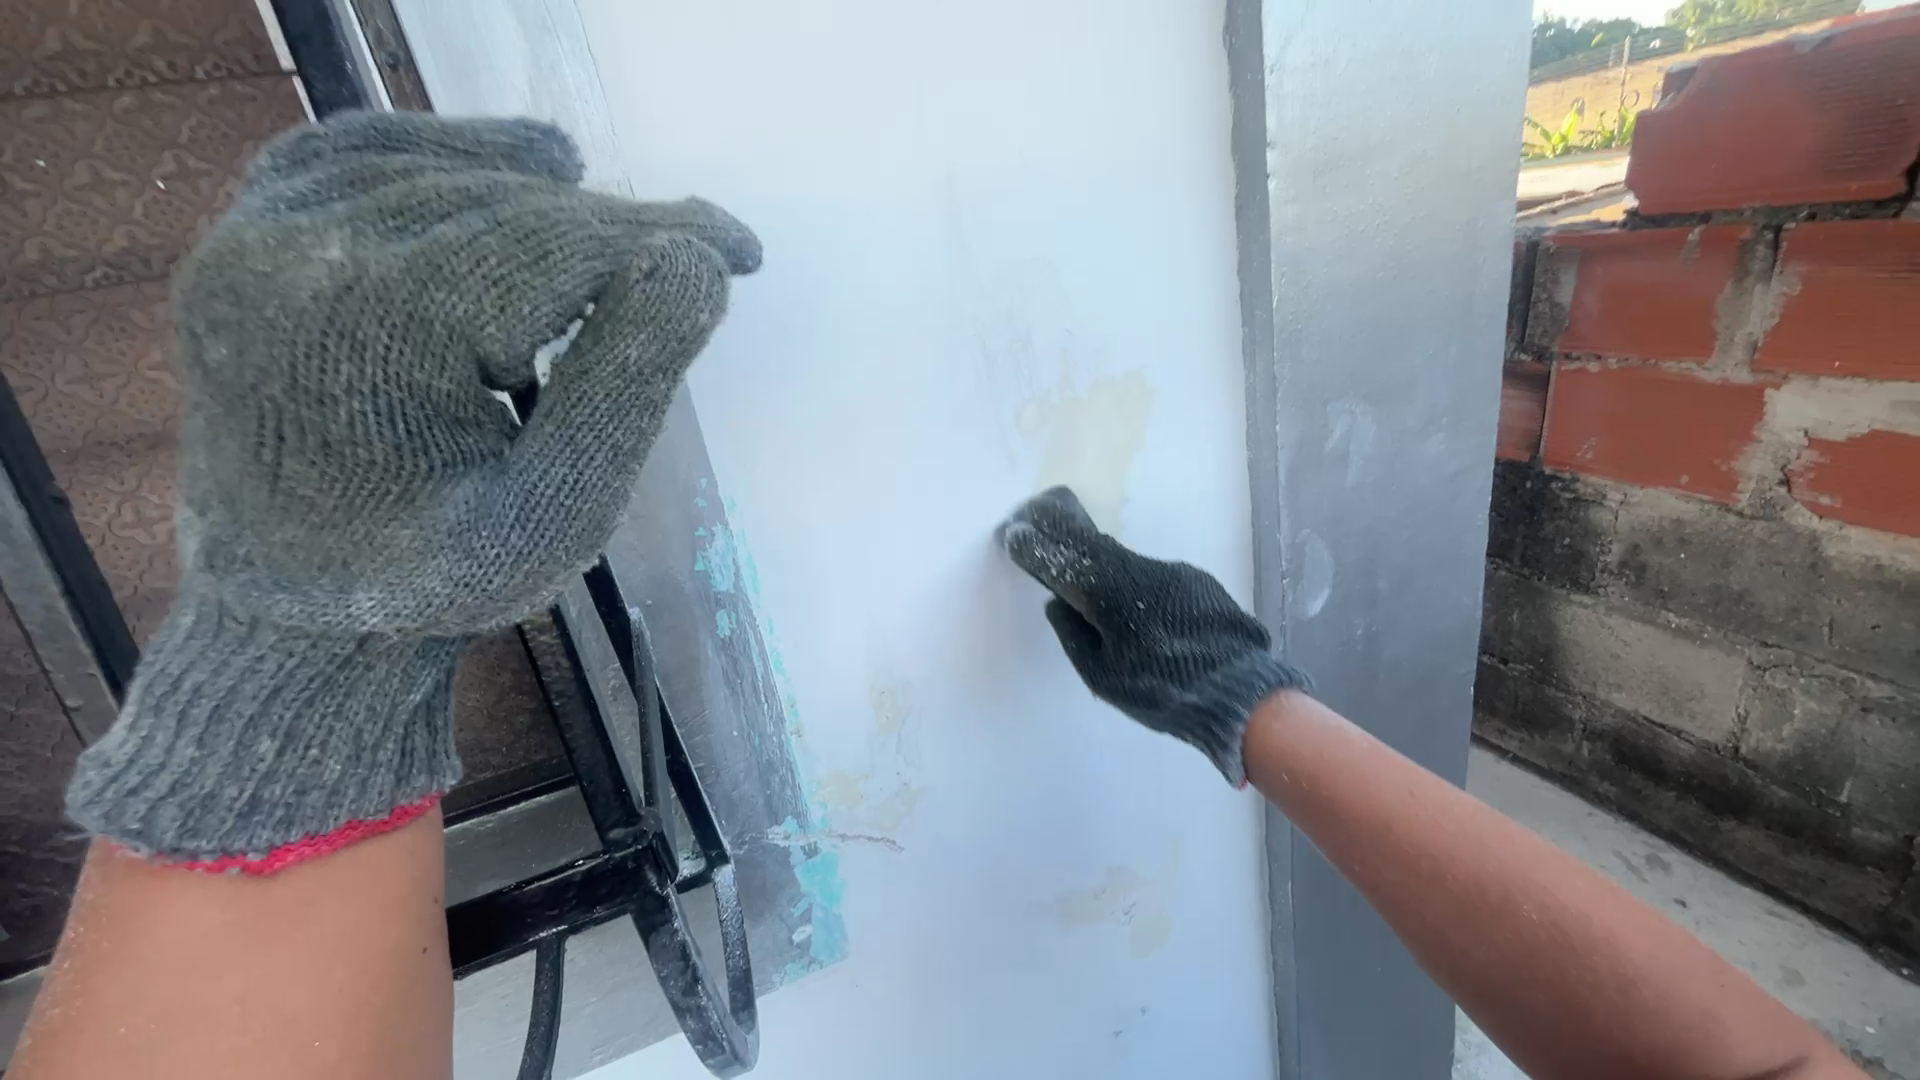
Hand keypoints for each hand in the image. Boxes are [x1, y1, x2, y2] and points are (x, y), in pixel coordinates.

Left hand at [66, 111, 759, 866]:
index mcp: (376, 329)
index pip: (561, 248)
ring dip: (561, 206)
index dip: (669, 240)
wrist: (300, 606)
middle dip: (627, 229)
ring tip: (639, 237)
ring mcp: (257, 236)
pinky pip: (366, 156)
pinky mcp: (251, 239)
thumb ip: (626, 383)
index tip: (744, 255)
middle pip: (514, 207)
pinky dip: (459, 152)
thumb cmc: (443, 576)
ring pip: (454, 178)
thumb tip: (693, 265)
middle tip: (710, 253)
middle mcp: (297, 254)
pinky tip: (529, 164)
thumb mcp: (561, 513)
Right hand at [998, 486, 1306, 784]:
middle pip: (1094, 549)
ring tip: (1095, 587)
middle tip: (1044, 522)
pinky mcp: (1198, 582)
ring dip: (1105, 570)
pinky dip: (1138, 587)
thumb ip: (1074, 635)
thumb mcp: (1102, 676)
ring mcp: (1174, 572)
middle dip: (1065, 537)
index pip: (1062, 560)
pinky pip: (1154, 579)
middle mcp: (1141, 570)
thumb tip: (1060, 603)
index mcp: (1111, 593)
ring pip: (1126, 565)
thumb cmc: (1162, 692)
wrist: (1242, 695)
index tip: (1016, 532)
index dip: (1037, 546)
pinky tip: (1143, 611)